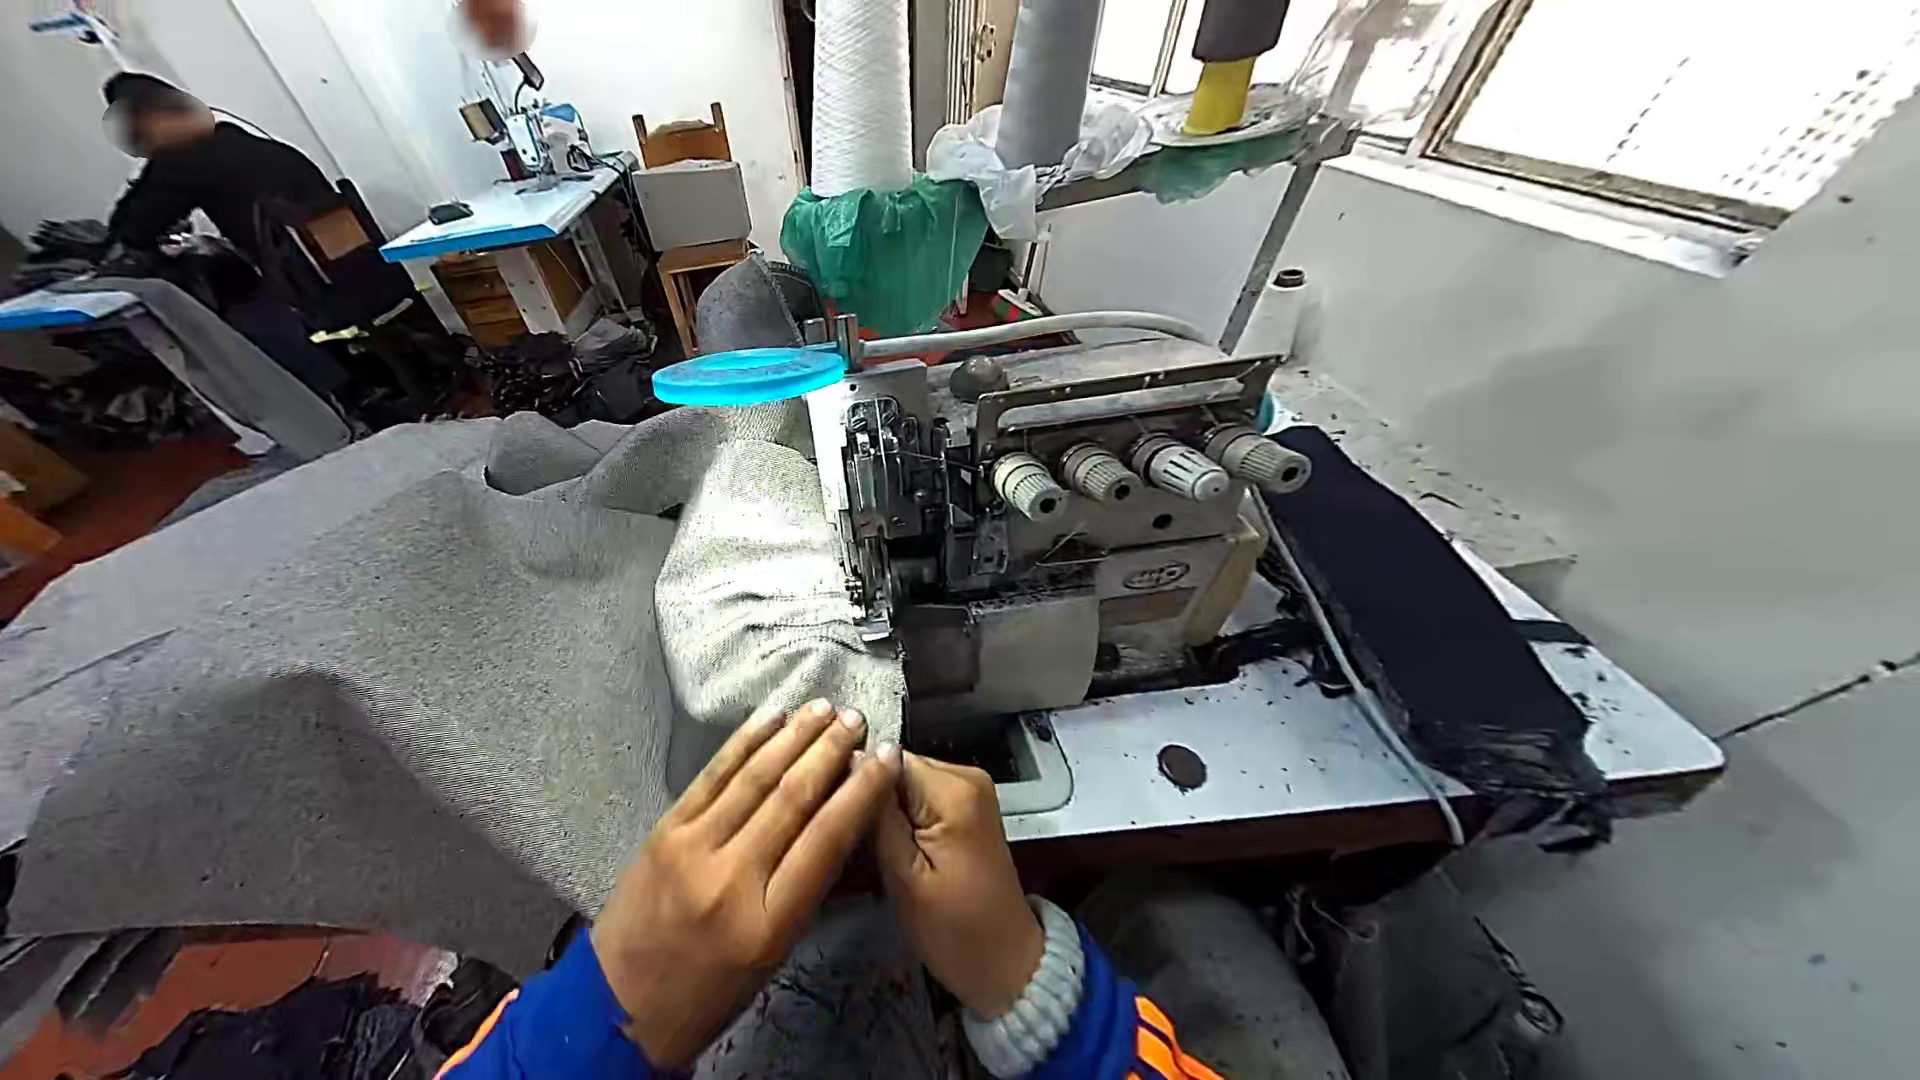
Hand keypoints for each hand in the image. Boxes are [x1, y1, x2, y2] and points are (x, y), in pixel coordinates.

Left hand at [591, 700, 900, 1069]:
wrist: (616, 1009)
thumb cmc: (712, 987)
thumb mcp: (778, 949)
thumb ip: (813, 879)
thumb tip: (847, 812)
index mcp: (767, 920)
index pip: (828, 836)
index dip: (863, 788)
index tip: (887, 756)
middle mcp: (730, 876)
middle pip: (793, 796)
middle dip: (831, 750)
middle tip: (855, 719)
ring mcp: (692, 847)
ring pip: (755, 776)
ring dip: (795, 735)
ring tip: (824, 709)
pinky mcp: (665, 829)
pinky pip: (713, 773)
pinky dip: (746, 740)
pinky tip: (771, 717)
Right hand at [875, 753, 1044, 1017]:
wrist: (1005, 959)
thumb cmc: (953, 929)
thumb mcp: (903, 878)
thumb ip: (879, 816)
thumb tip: (857, 762)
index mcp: (953, 790)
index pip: (889, 759)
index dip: (861, 781)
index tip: (842, 813)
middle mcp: (967, 775)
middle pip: (901, 765)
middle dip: (877, 796)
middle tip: (862, 840)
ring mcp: (973, 785)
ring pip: (909, 777)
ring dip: (891, 806)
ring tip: (880, 846)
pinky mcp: (970, 800)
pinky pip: (925, 791)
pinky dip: (908, 812)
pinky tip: (901, 844)